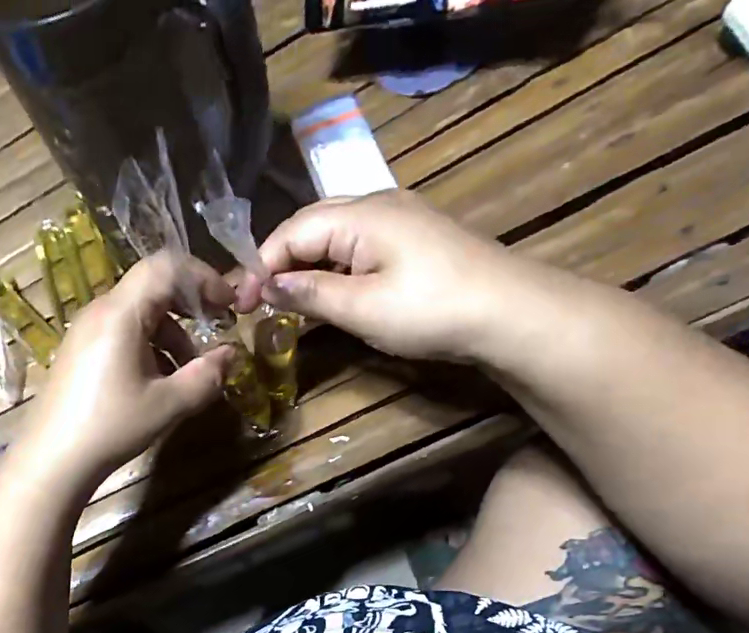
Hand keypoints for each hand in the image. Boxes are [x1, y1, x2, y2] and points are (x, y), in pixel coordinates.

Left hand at [10, 255, 232, 492]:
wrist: (53, 460)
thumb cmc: (111, 427)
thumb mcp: (168, 405)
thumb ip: (206, 376)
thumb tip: (231, 355)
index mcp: (120, 313)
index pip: (166, 267)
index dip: (204, 278)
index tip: (229, 305)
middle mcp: (100, 312)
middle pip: (152, 288)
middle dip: (190, 305)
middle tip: (217, 328)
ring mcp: (85, 331)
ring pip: (138, 314)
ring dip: (171, 333)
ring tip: (189, 370)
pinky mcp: (79, 352)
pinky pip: (121, 333)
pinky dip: (148, 346)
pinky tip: (158, 381)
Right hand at [235, 190, 546, 363]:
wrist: (508, 312)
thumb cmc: (430, 310)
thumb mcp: (361, 308)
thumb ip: (310, 294)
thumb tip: (268, 286)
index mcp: (361, 215)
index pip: (292, 231)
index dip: (261, 266)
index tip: (239, 304)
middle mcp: (376, 205)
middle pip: (309, 225)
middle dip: (278, 261)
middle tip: (255, 301)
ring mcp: (397, 219)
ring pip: (332, 234)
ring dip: (303, 265)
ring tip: (283, 300)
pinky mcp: (411, 239)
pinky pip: (355, 245)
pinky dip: (330, 267)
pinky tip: (324, 293)